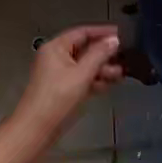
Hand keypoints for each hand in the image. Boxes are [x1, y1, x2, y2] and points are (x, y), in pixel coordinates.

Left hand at [10, 25, 122, 147]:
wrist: (36, 130)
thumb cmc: (57, 98)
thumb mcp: (82, 73)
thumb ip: (100, 54)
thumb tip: (114, 40)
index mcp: (56, 47)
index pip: (83, 32)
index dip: (103, 32)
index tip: (122, 34)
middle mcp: (56, 57)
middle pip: (85, 48)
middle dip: (105, 54)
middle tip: (125, 57)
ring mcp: (59, 74)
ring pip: (85, 65)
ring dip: (102, 68)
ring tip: (120, 73)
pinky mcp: (63, 89)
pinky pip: (82, 78)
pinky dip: (95, 80)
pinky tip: (109, 84)